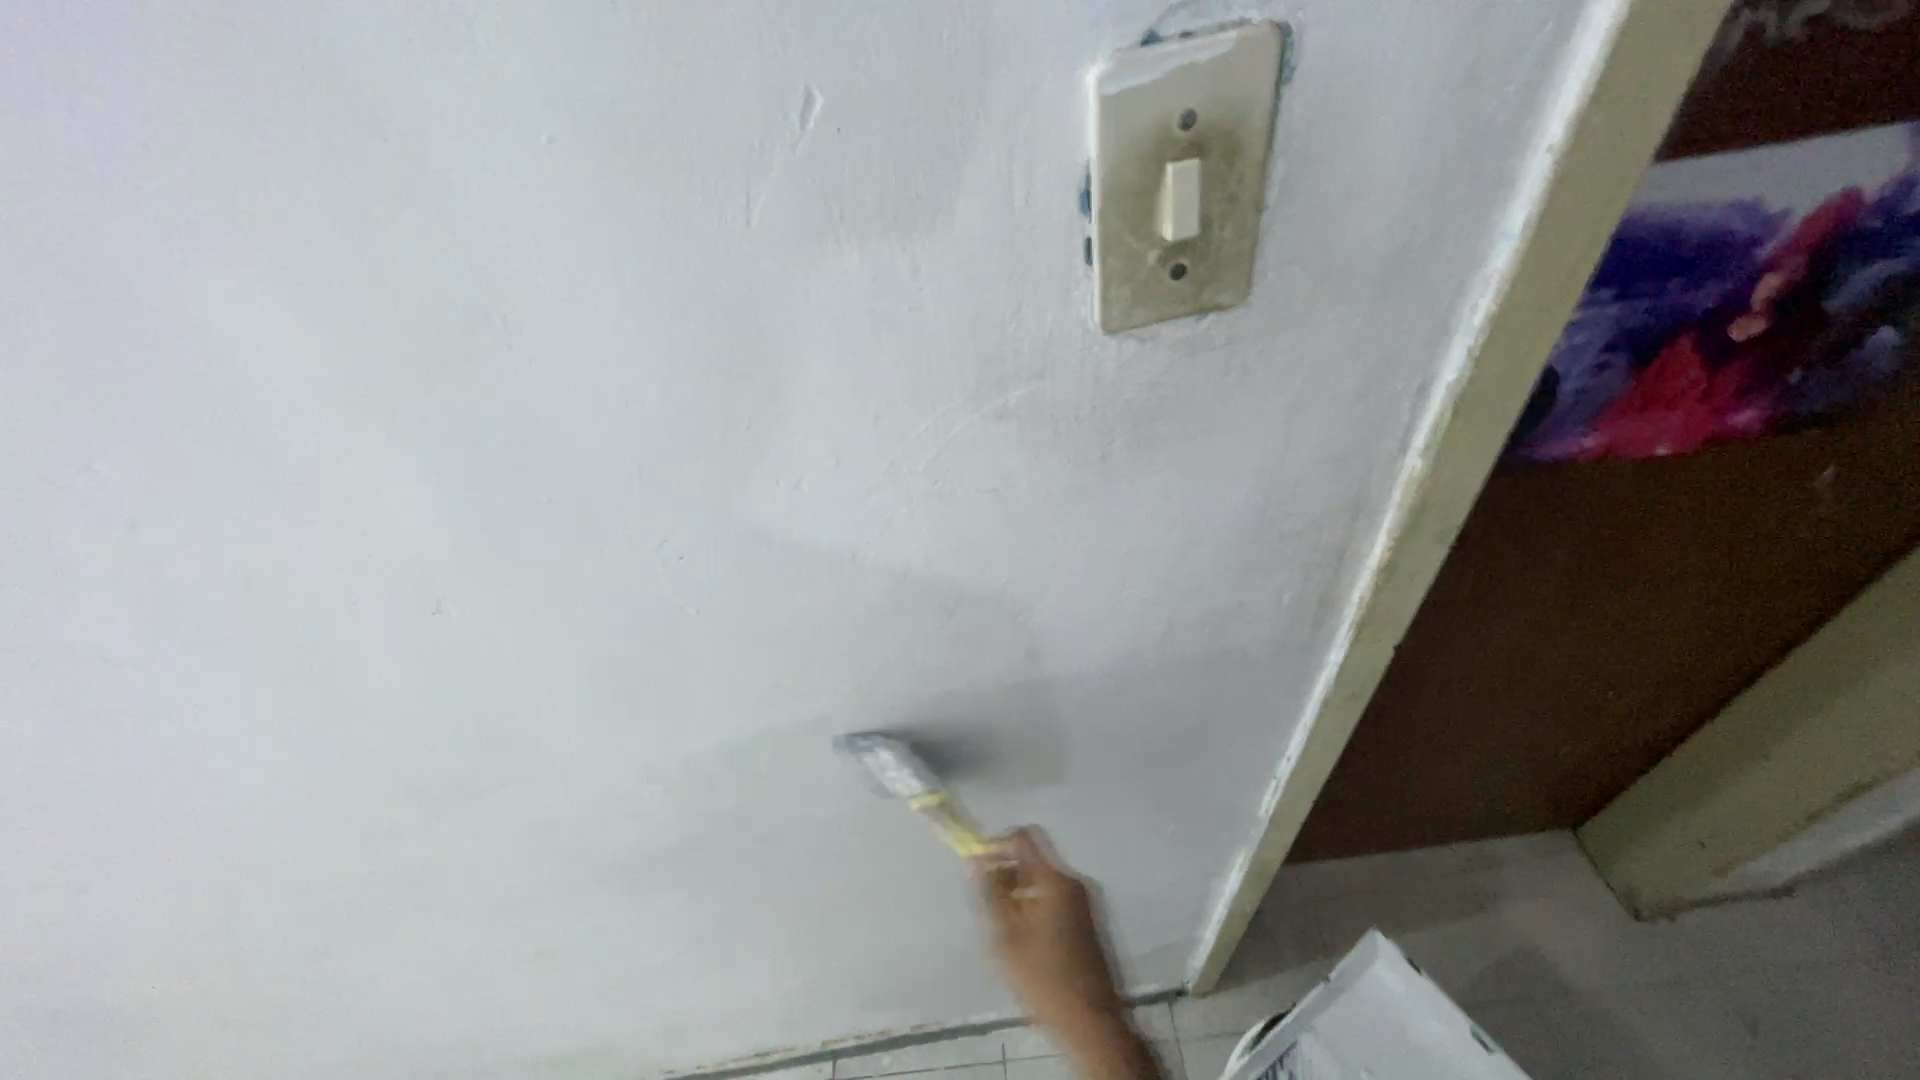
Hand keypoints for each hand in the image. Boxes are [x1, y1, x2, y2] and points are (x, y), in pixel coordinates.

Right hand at [974, 827, 1126, 1037]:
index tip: (978, 866)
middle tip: (986, 902)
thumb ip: (990, 893)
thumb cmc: (1044, 978)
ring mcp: (1083, 902)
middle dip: (1006, 871)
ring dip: (1019, 891)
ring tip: (1001, 925)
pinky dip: (1034, 905)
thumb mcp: (1006, 936)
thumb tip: (976, 861)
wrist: (1091, 1020)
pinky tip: (1022, 938)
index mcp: (1055, 880)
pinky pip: (1054, 897)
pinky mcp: (1087, 920)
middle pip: (1033, 858)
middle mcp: (1073, 882)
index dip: (996, 844)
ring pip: (1043, 880)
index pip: (1023, 838)